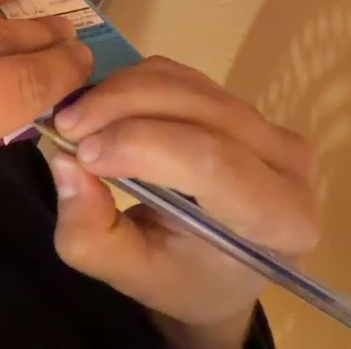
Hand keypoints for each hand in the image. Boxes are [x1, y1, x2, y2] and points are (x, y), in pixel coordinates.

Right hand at [45, 58, 319, 343]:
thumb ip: (92, 234)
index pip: (212, 162)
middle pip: (191, 108)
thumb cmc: (183, 278)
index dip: (140, 144)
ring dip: (116, 91)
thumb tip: (65, 163)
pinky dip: (127, 83)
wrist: (219, 270)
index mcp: (279, 220)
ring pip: (178, 82)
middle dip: (116, 107)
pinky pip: (173, 73)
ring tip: (77, 119)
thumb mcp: (132, 274)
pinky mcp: (233, 99)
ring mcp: (264, 123)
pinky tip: (103, 109)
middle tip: (63, 126)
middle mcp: (287, 163)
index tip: (81, 152)